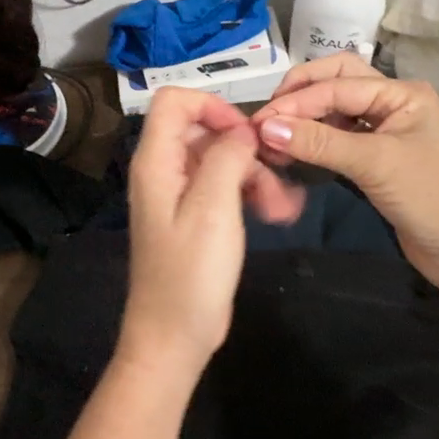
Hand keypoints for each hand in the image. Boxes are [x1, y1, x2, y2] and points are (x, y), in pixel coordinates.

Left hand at [120, 88, 302, 376]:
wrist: (173, 336)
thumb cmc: (191, 274)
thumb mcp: (213, 209)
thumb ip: (227, 157)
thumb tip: (243, 130)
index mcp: (155, 162)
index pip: (174, 101)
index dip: (212, 106)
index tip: (246, 133)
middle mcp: (161, 171)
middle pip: (203, 131)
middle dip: (244, 149)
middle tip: (278, 178)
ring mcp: (175, 195)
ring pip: (219, 160)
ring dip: (254, 176)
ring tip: (282, 210)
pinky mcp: (192, 217)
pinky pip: (220, 187)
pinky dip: (247, 194)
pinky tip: (274, 215)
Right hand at [251, 54, 438, 288]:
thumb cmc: (435, 196)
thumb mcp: (375, 163)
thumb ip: (319, 142)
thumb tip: (264, 127)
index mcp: (401, 93)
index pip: (336, 84)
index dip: (295, 102)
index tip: (257, 124)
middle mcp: (392, 106)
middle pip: (336, 84)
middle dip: (299, 96)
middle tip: (265, 119)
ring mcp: (386, 135)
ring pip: (335, 114)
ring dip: (305, 120)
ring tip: (271, 140)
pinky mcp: (378, 165)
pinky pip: (339, 142)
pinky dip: (314, 144)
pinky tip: (292, 154)